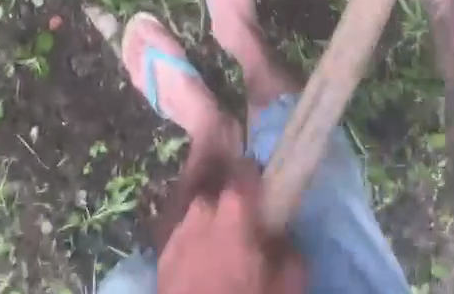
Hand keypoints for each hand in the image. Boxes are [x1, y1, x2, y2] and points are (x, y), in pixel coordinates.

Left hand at [157, 163, 304, 293]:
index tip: (265, 190)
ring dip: (210, 225)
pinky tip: (201, 264)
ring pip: (198, 216)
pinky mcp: (163, 255)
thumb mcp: (287, 286)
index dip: (255, 177)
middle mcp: (203, 211)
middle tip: (245, 230)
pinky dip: (193, 244)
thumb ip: (291, 254)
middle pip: (219, 197)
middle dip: (231, 207)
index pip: (245, 171)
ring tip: (221, 250)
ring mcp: (178, 232)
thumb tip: (285, 239)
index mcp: (235, 212)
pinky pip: (182, 238)